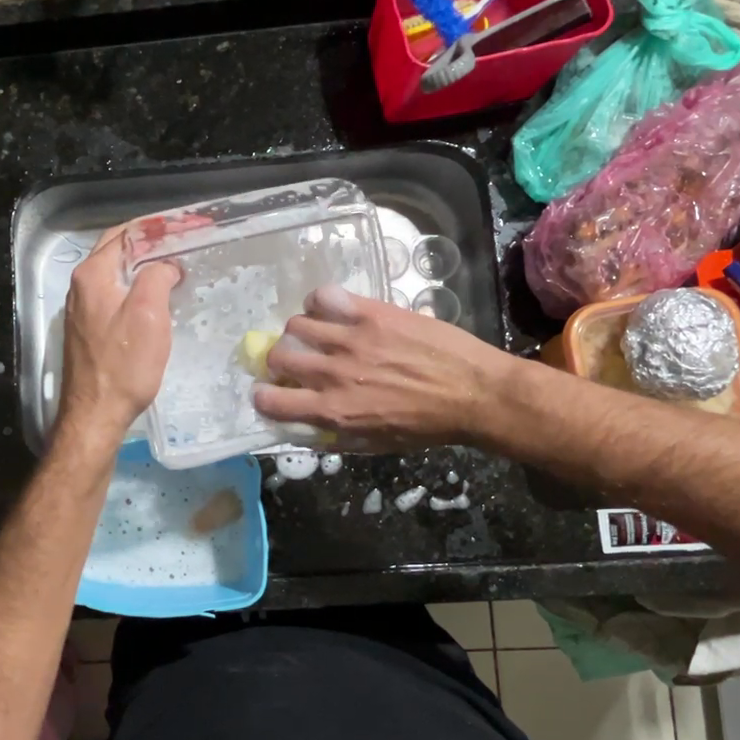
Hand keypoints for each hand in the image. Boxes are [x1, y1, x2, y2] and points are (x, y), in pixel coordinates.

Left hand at [58, 225, 180, 442]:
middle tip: (184, 243)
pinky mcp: (87, 331)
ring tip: (175, 266)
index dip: (158, 227)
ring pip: (115, 275)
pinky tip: (155, 298)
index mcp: (92, 275)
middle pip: (117, 251)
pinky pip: (113, 297)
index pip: (126, 233)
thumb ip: (156, 276)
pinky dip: (135, 289)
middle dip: (151, 243)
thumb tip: (165, 264)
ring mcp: (80, 310)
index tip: (189, 226)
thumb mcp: (148, 314)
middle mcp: (80, 287)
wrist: (95, 415)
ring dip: (143, 267)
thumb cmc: (124, 366)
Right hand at [253, 285, 521, 450]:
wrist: (475, 393)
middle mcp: (334, 373)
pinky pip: (326, 296)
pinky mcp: (371, 313)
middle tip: (297, 360)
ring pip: (297, 324)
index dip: (264, 395)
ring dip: (300, 331)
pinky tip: (333, 309)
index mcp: (334, 409)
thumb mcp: (376, 443)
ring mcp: (351, 339)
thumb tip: (307, 427)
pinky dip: (320, 301)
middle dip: (280, 360)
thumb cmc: (427, 426)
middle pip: (278, 355)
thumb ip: (336, 435)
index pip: (271, 399)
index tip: (272, 391)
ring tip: (317, 333)